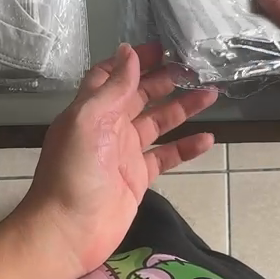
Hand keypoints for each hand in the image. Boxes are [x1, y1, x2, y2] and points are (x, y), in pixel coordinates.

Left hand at [12, 43, 217, 275]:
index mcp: (92, 109)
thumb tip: (129, 51)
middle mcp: (109, 127)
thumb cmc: (72, 172)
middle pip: (140, 95)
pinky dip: (186, 147)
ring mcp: (125, 153)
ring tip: (212, 94)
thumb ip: (112, 87)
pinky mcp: (138, 178)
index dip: (135, 60)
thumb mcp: (88, 120)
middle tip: (196, 67)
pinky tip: (208, 139)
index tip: (163, 47)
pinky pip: (166, 156)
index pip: (113, 75)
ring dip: (183, 108)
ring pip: (159, 123)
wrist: (68, 231)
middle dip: (165, 80)